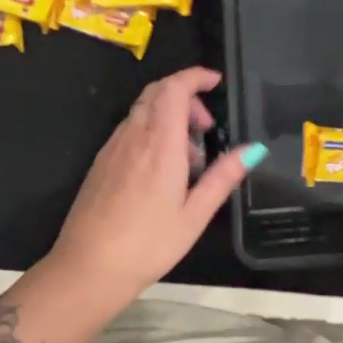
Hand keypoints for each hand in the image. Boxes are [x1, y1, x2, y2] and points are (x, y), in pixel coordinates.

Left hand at [47, 67, 264, 297]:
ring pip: (141, 111)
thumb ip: (222, 177)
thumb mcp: (194, 215)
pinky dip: (150, 133)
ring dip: (167, 117)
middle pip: (156, 93)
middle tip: (206, 128)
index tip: (215, 82)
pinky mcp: (100, 163)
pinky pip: (128, 131)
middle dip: (185, 96)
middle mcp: (133, 137)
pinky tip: (160, 170)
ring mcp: (112, 148)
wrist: (90, 266)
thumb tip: (252, 149)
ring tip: (188, 158)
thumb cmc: (149, 244)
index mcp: (160, 144)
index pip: (174, 89)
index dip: (195, 76)